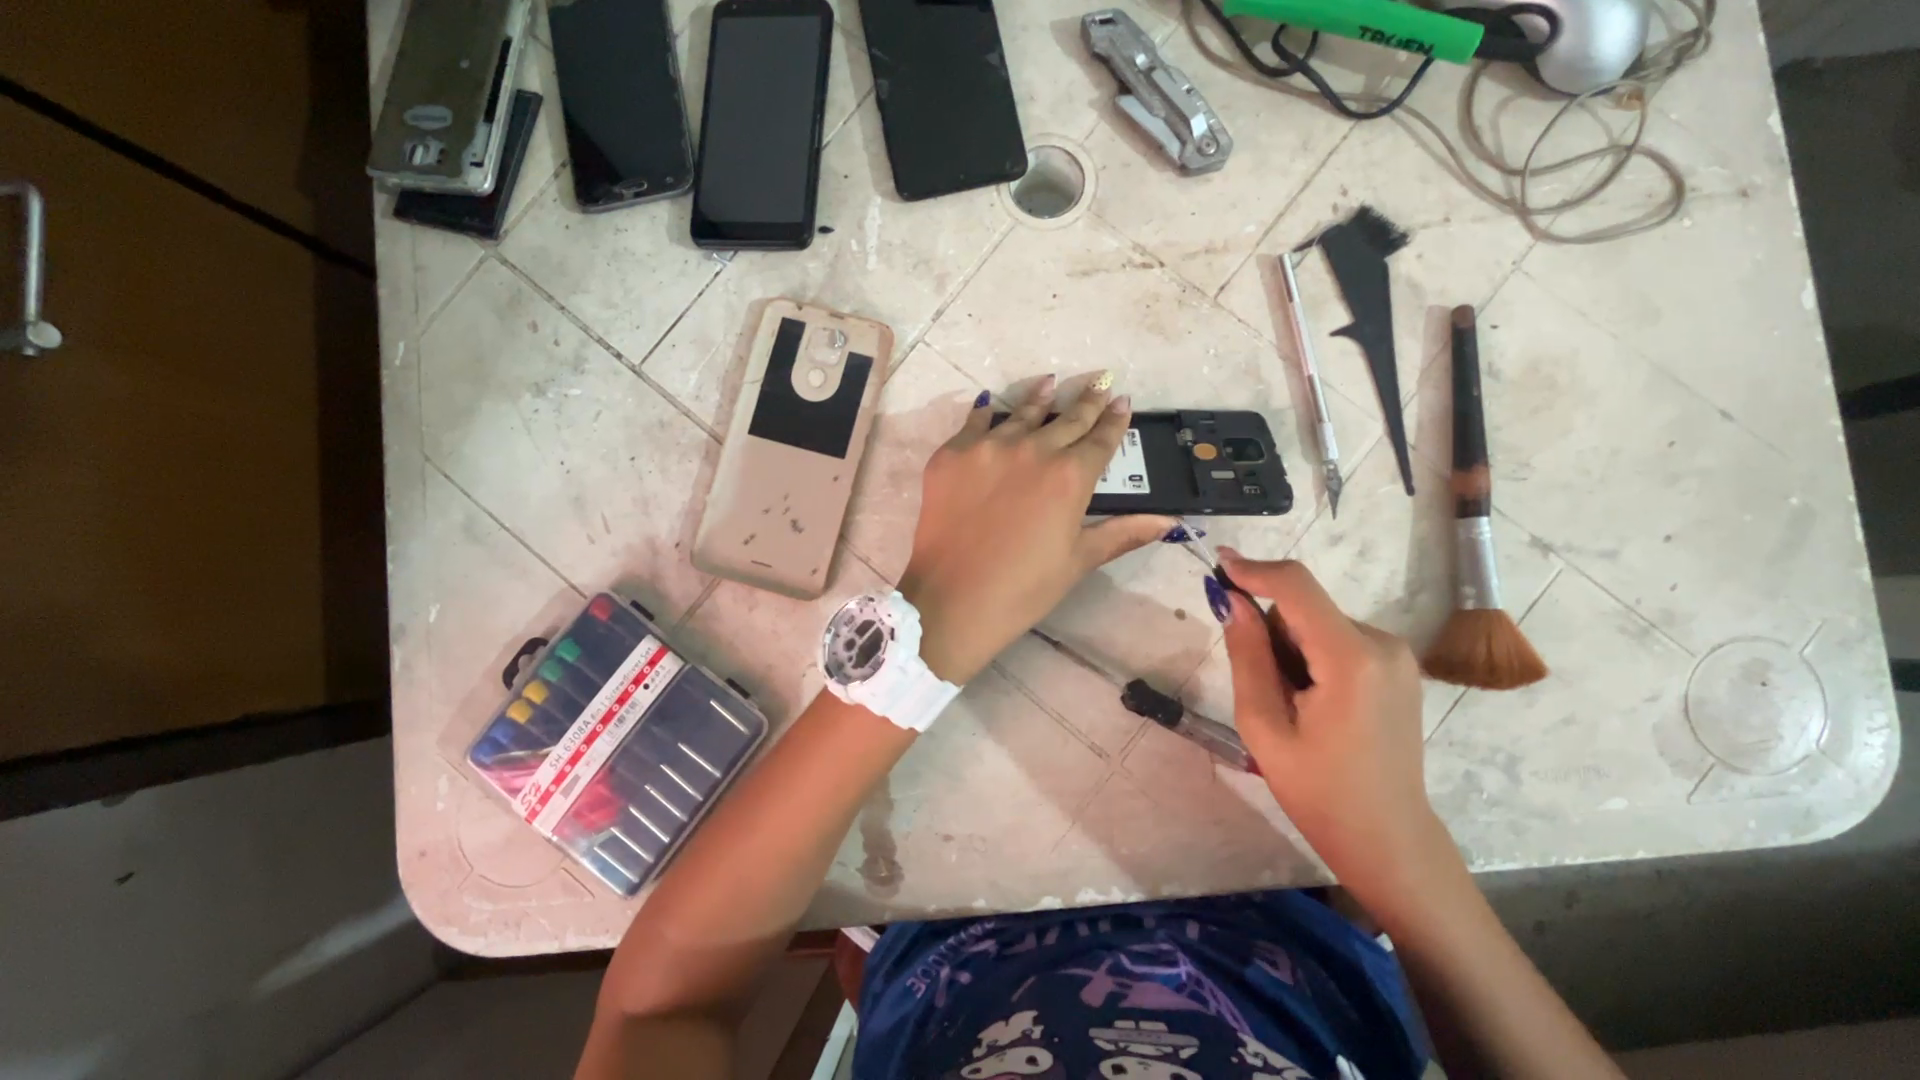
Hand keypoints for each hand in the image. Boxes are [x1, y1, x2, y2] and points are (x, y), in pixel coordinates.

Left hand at [898, 373, 1176, 683]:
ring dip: (1041, 398)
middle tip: (1100, 384)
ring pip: (1021, 413)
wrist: (951, 599)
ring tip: (1052, 382)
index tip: (1123, 402)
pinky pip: (974, 423)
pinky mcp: (951, 455)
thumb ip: (1122, 533)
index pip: (1101, 440)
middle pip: (1067, 420)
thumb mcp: (1078, 561)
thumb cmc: (1023, 589)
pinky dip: (986, 412)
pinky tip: (991, 403)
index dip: (1114, 421)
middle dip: (1087, 403)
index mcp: (1070, 476)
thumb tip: (1168, 521)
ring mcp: (988, 447)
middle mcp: (1033, 450)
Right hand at [1214, 551, 1459, 909]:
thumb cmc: (1318, 791)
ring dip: (1293, 651)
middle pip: (1305, 610)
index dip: (1253, 569)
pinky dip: (1315, 659)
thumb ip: (1247, 655)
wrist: (1386, 836)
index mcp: (1351, 658)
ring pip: (1319, 625)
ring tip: (1295, 708)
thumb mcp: (1264, 725)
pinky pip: (1339, 641)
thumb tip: (1232, 600)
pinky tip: (1316, 706)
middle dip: (1272, 634)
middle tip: (1265, 693)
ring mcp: (1397, 654)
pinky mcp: (1398, 666)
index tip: (1217, 563)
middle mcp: (1383, 643)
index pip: (1296, 587)